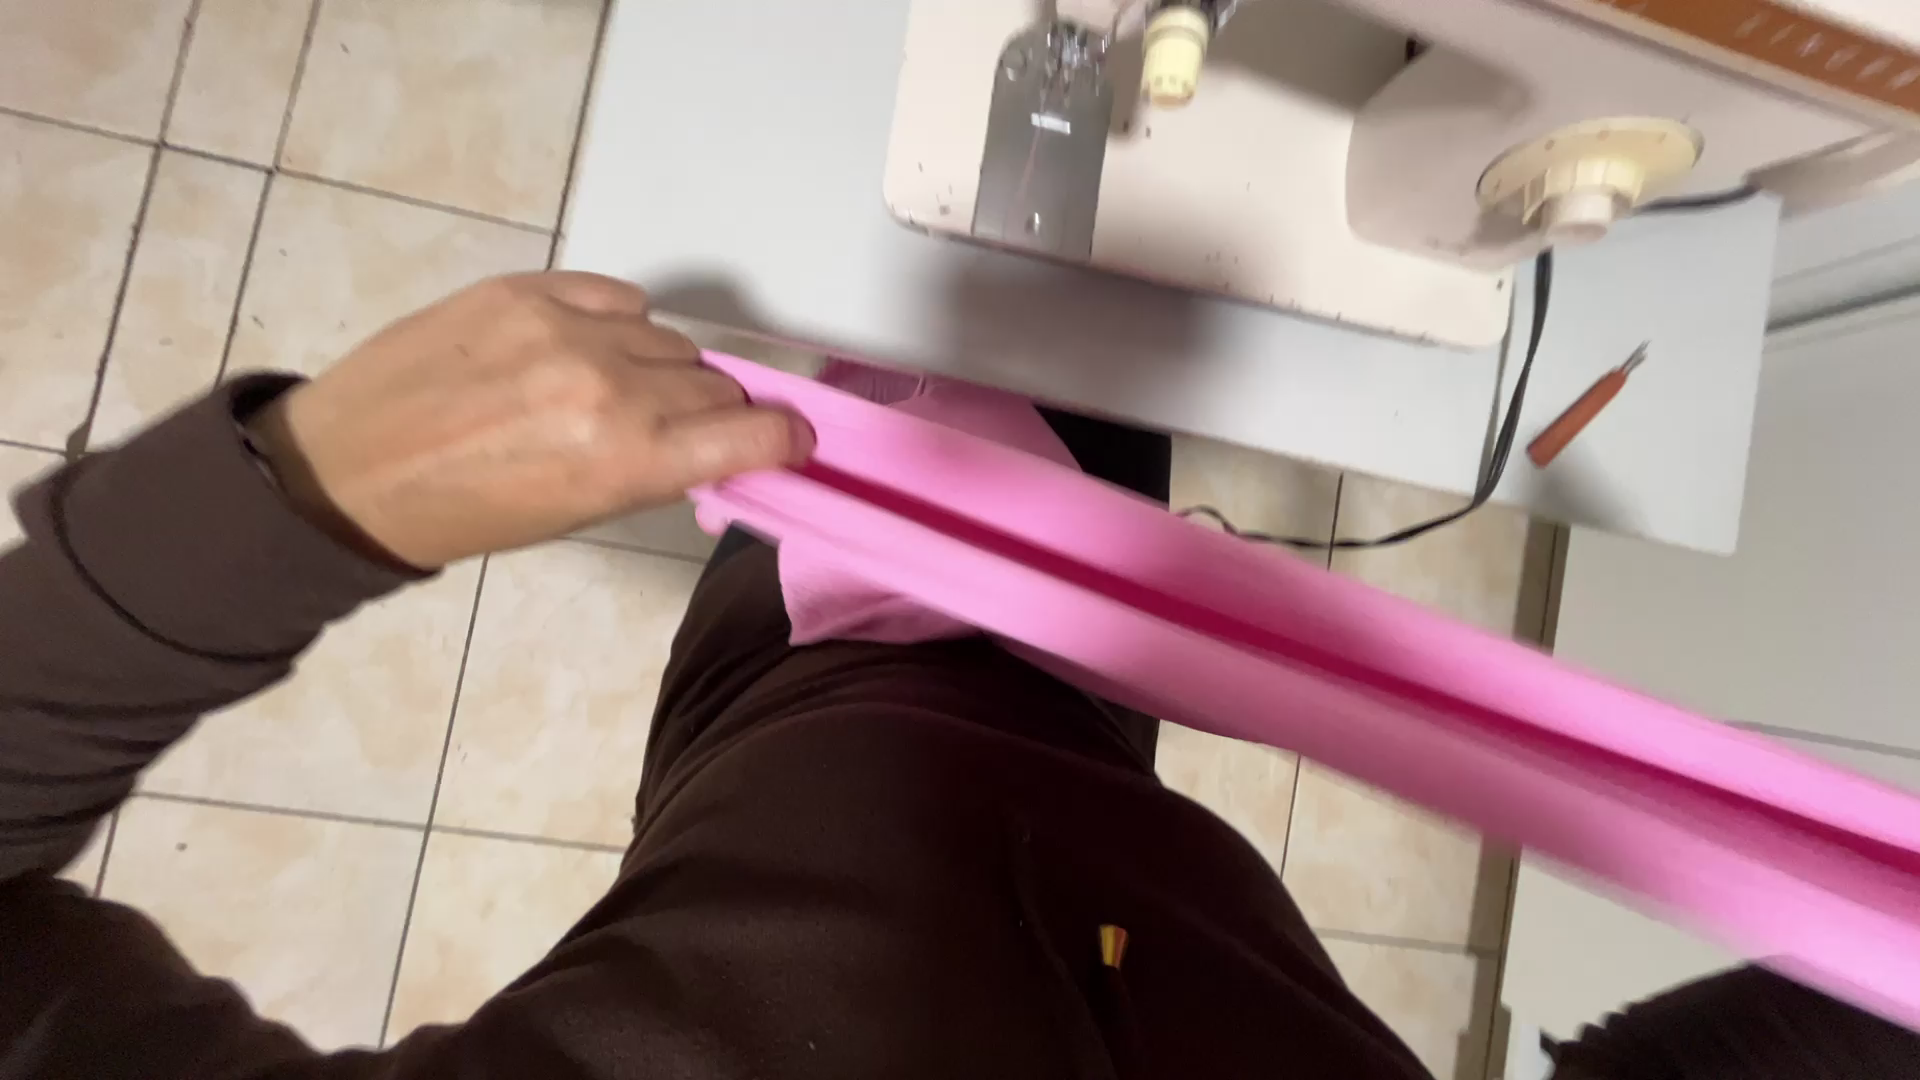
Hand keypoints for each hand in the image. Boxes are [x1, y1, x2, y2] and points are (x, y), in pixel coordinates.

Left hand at [244, 272, 811, 569]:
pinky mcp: (527, 289)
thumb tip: (726, 442)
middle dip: (709, 409)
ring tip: (612, 386)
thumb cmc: (485, 514)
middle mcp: (614, 389)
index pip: (757, 432)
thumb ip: (671, 469)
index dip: (788, 435)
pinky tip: (588, 346)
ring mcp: (569, 330)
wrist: (355, 471)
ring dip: (663, 367)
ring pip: (673, 340)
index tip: (792, 438)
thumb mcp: (594, 513)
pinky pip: (623, 298)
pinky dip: (623, 324)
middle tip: (668, 426)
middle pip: (717, 382)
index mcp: (633, 461)